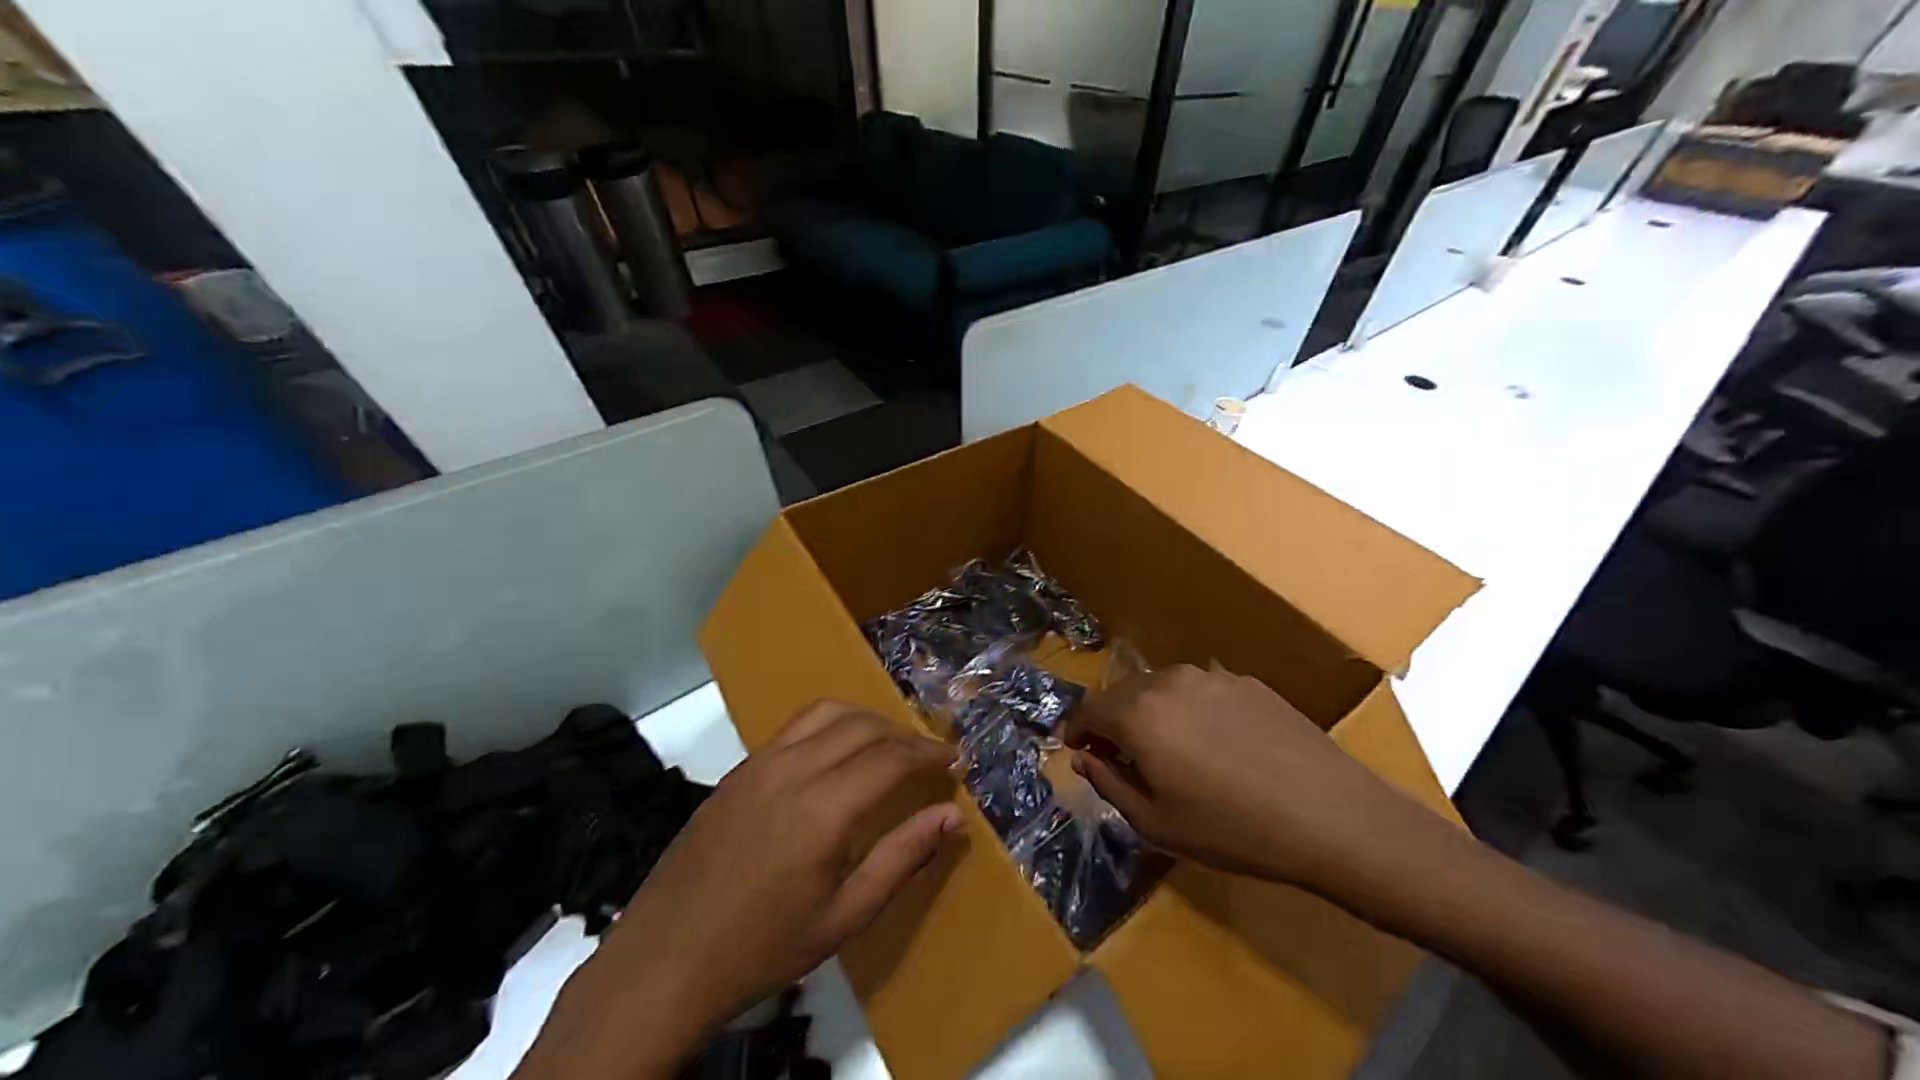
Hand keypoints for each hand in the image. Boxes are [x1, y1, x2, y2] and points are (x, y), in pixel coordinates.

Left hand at [513, 702, 960, 1079]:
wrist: (664, 961)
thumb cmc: (762, 948)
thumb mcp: (844, 917)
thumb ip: (902, 858)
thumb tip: (952, 816)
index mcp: (823, 809)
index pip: (891, 757)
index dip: (929, 754)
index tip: (955, 761)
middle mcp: (792, 770)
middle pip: (863, 726)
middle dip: (904, 734)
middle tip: (929, 757)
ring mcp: (758, 764)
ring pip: (826, 713)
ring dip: (867, 719)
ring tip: (889, 745)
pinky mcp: (737, 771)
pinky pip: (794, 728)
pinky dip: (829, 726)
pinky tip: (836, 756)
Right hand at [1066, 664, 1456, 898]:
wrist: (1331, 816)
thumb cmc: (1232, 829)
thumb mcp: (1156, 822)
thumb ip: (1109, 783)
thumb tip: (1084, 759)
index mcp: (1138, 713)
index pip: (1088, 708)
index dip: (1076, 729)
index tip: (1078, 750)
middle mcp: (1168, 682)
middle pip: (1123, 693)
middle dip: (1112, 721)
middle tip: (1120, 756)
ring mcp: (1213, 677)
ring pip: (1163, 688)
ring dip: (1153, 713)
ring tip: (1171, 750)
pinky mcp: (1249, 682)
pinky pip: (1202, 690)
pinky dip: (1191, 710)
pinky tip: (1217, 744)